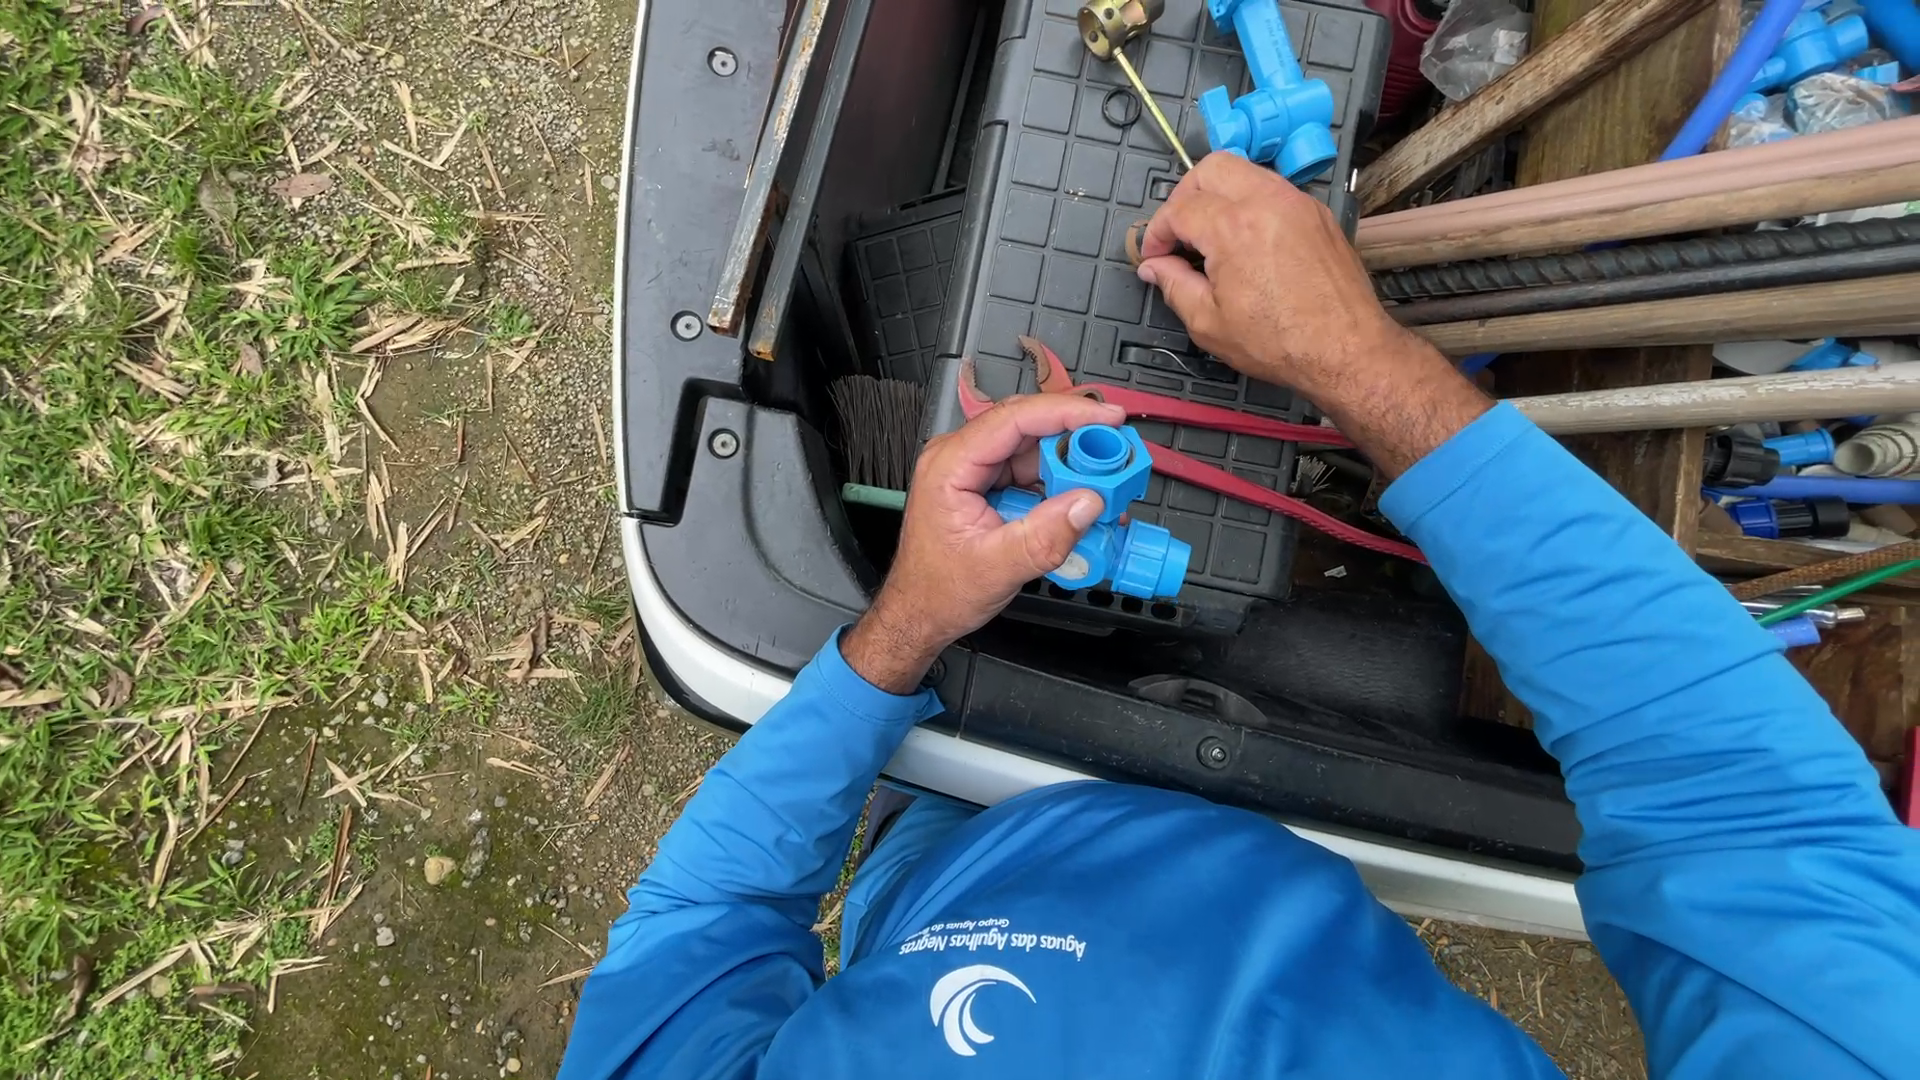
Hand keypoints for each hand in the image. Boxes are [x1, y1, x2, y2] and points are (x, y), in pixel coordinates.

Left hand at [841, 393, 1126, 692]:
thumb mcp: (996, 569)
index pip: (1014, 419)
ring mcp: (974, 471)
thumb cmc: (937, 592)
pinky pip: (1032, 473)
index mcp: (950, 466)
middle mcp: (960, 458)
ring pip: (1035, 451)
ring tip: (1105, 488)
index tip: (1107, 418)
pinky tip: (1082, 503)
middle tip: (1115, 457)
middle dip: (1076, 440)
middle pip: (1029, 428)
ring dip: (1072, 467)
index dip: (1066, 412)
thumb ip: (1044, 537)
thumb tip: (1088, 503)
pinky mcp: (988, 486)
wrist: (920, 614)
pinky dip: (1061, 486)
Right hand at [1135, 154, 1421, 402]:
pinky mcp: (1316, 213)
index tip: (1152, 256)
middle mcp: (1267, 201)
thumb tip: (1155, 267)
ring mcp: (1296, 202)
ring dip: (1216, 196)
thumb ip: (1174, 285)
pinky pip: (1271, 189)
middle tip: (1176, 233)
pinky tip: (1241, 241)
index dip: (1156, 232)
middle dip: (1184, 196)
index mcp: (1234, 228)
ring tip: (1207, 237)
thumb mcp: (1208, 322)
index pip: (1180, 208)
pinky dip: (1247, 203)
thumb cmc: (1279, 342)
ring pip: (1244, 172)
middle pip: (1211, 168)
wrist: (1343, 348)